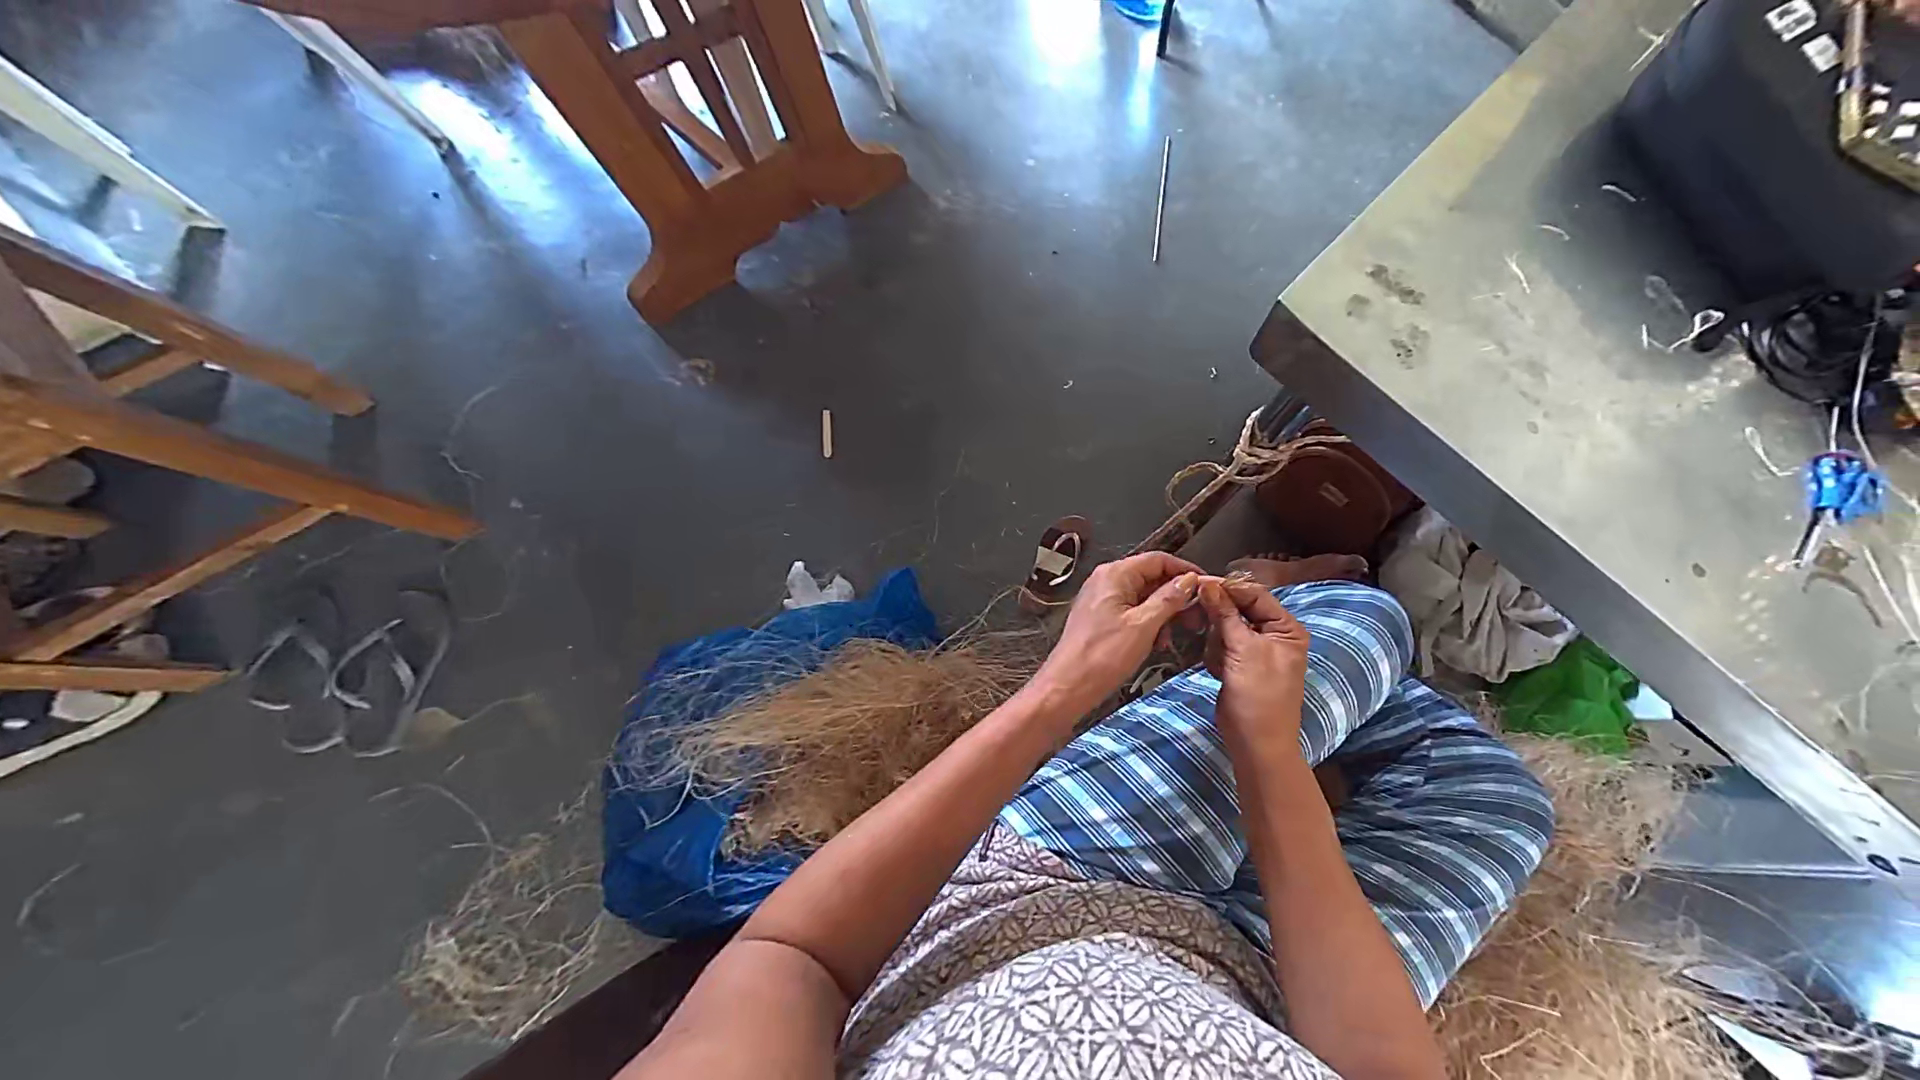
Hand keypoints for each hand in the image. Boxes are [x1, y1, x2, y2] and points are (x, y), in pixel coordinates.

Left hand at [1030, 552, 1202, 719]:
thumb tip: (1188, 581)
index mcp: (1114, 575)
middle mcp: (1105, 581)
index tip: (1205, 585)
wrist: (1069, 684)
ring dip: (1163, 614)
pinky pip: (1132, 612)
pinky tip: (1154, 642)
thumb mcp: (1144, 626)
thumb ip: (1168, 599)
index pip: (1158, 559)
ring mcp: (1102, 599)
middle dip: (1176, 596)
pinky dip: (1148, 623)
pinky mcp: (1101, 617)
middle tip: (1195, 616)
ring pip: (1144, 596)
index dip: (1185, 571)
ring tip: (1170, 635)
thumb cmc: (1099, 657)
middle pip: (1151, 577)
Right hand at [1197, 577, 1309, 761]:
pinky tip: (1219, 672)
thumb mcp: (1243, 649)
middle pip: (1237, 608)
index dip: (1227, 588)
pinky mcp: (1239, 663)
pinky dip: (1215, 655)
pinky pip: (1220, 645)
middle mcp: (1273, 635)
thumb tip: (1207, 583)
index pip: (1255, 594)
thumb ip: (1224, 613)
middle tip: (1203, 624)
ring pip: (1224, 626)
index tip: (1198, 583)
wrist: (1255, 742)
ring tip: (1221, 664)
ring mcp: (1255, 650)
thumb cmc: (1258, 696)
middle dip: (1220, 621)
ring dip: (1217, 642)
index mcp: (1286, 628)